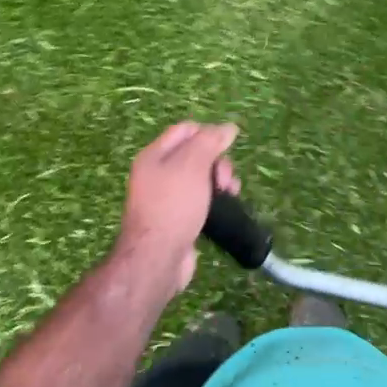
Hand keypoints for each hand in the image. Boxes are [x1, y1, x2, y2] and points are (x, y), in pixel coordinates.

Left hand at [113, 122, 239, 298]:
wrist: (158, 258)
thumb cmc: (173, 204)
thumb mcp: (192, 164)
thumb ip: (210, 141)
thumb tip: (228, 128)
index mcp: (154, 155)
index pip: (185, 130)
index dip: (208, 132)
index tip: (227, 146)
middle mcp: (158, 174)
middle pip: (196, 154)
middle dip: (218, 161)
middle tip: (225, 179)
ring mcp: (168, 198)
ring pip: (203, 178)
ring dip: (221, 181)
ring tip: (231, 194)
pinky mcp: (179, 218)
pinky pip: (202, 199)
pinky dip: (216, 200)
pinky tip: (226, 207)